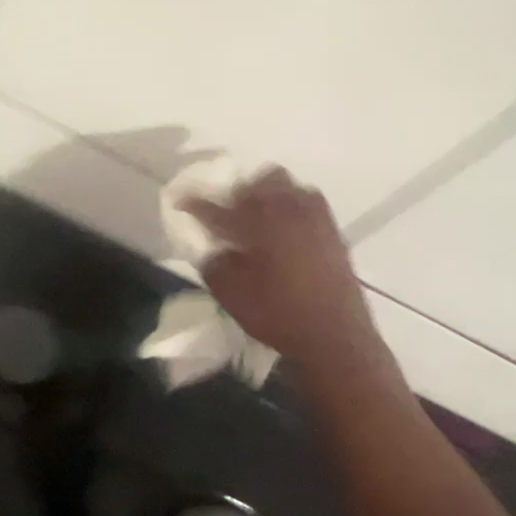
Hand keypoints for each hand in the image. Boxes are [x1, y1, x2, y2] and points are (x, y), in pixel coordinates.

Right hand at [178, 166, 384, 368]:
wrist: (335, 335)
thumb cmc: (279, 315)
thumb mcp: (232, 296)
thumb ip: (215, 266)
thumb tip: (214, 251)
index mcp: (259, 224)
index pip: (219, 207)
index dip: (196, 204)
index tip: (180, 201)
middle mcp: (288, 211)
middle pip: (261, 181)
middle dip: (239, 192)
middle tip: (227, 213)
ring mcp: (315, 218)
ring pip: (288, 187)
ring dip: (268, 196)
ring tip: (257, 219)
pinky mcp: (332, 231)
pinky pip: (309, 202)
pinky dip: (291, 207)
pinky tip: (284, 230)